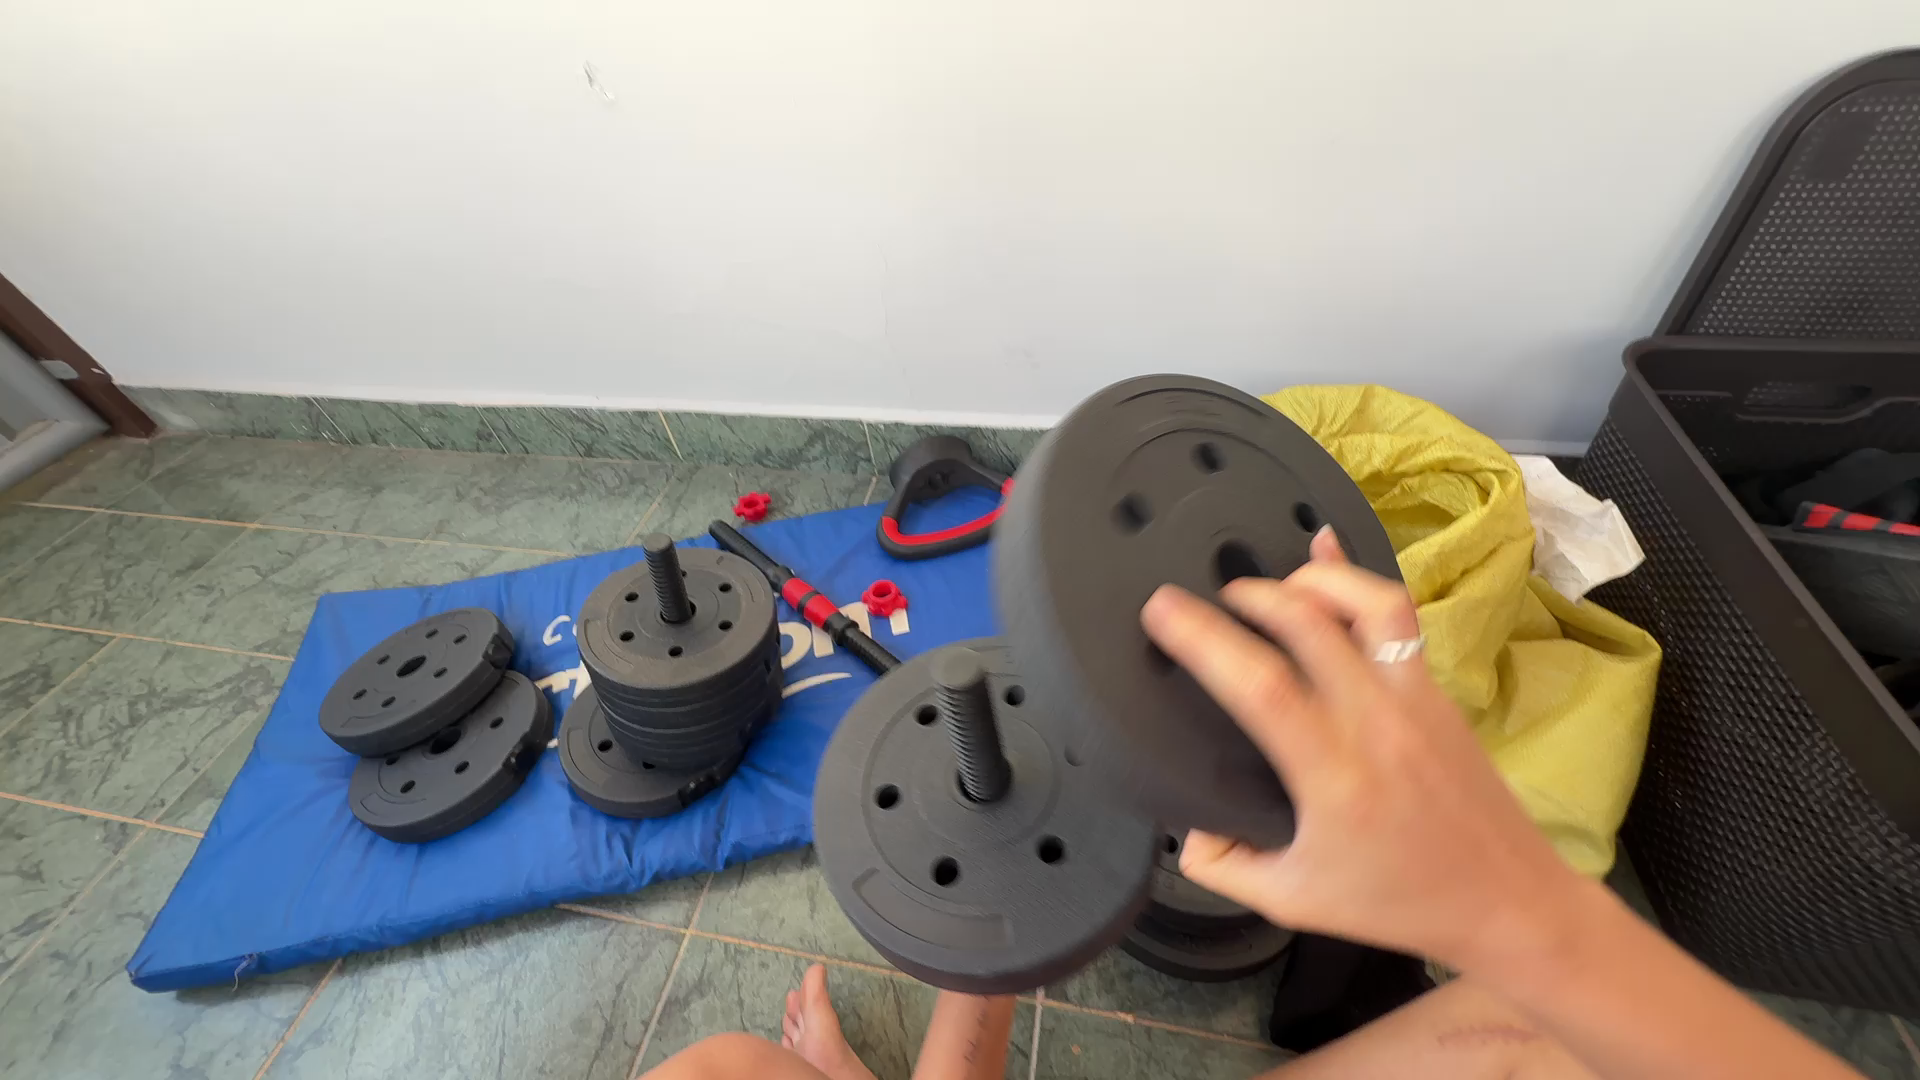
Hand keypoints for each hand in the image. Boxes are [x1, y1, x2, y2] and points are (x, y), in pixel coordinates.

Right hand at [1138, 529, 1586, 970]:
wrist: (1514, 904)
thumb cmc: (1399, 901)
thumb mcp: (1292, 901)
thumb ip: (1223, 866)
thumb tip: (1184, 827)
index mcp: (1332, 772)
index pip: (1260, 686)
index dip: (1204, 637)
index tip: (1160, 609)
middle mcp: (1375, 719)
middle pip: (1309, 623)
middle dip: (1248, 595)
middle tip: (1206, 598)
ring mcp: (1414, 695)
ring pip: (1368, 603)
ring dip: (1309, 579)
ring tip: (1269, 588)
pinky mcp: (1436, 687)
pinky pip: (1397, 614)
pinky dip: (1354, 574)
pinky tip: (1325, 547)